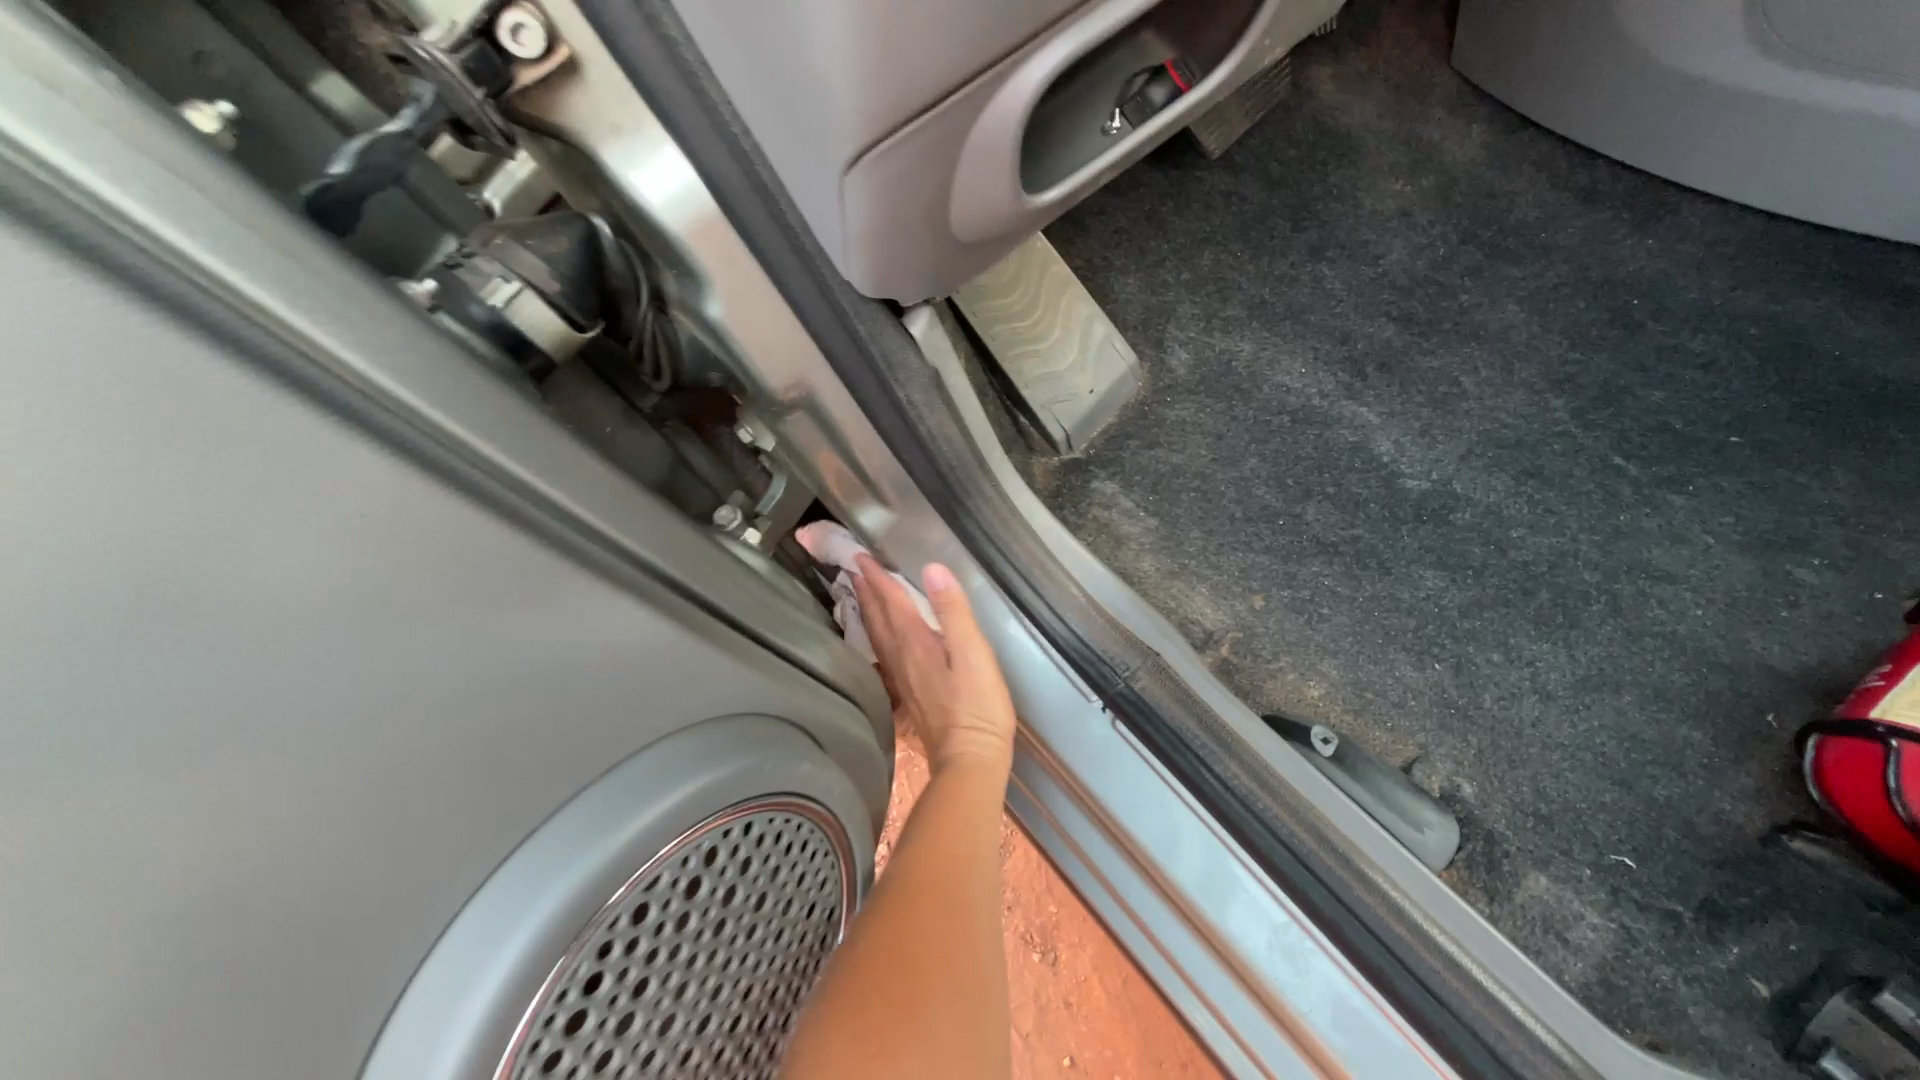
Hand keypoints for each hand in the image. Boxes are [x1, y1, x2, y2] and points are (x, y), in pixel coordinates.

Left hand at [851, 556, 1017, 775]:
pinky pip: (885, 654)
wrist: (970, 760)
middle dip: (866, 591)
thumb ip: (952, 611)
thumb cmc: (978, 706)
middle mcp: (901, 658)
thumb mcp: (973, 652)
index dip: (877, 578)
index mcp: (915, 643)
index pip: (891, 603)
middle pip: (878, 618)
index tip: (861, 556)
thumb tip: (932, 570)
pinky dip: (878, 636)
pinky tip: (883, 640)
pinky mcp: (910, 694)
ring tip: (860, 595)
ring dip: (868, 612)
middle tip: (853, 568)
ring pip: (878, 637)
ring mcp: (903, 679)